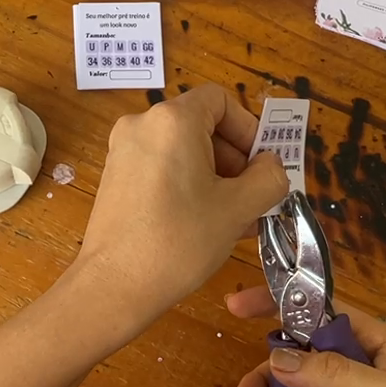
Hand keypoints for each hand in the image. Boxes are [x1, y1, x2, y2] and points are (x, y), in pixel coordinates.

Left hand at [67, 85, 288, 337]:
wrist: (114, 285)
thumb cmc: (180, 240)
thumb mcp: (238, 208)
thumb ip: (268, 177)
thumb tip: (271, 165)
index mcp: (172, 120)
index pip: (219, 100)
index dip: (248, 128)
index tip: (261, 164)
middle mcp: (141, 124)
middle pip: (200, 125)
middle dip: (234, 158)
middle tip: (252, 197)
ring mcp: (123, 151)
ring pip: (182, 150)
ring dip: (214, 176)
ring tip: (234, 217)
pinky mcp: (114, 177)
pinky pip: (161, 167)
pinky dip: (187, 184)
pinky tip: (204, 222)